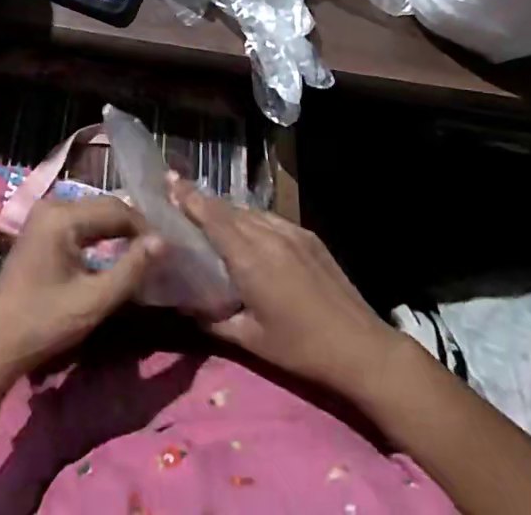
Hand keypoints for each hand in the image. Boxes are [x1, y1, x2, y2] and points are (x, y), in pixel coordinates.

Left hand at [0, 197, 162, 374]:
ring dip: (118, 230)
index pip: (117, 209)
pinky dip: (100, 234)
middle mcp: (52, 205)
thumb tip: (163, 242)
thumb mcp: (94, 300)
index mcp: (62, 216)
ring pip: (93, 213)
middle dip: (133, 227)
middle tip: (159, 252)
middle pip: (105, 206)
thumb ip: (131, 269)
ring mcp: (43, 216)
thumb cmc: (44, 322)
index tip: (167, 252)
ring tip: (143, 254)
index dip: (145, 229)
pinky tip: (115, 253)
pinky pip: (79, 222)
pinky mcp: (40, 229)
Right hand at [173, 179, 399, 393]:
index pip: (212, 217)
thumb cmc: (300, 348)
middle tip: (181, 197)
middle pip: (228, 209)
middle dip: (203, 202)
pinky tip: (249, 232)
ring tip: (211, 215)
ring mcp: (292, 233)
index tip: (168, 181)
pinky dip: (252, 220)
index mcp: (249, 259)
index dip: (188, 198)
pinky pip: (271, 219)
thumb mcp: (250, 339)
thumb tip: (185, 307)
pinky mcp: (309, 237)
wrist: (362, 348)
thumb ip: (212, 320)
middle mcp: (268, 236)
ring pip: (250, 212)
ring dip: (228, 211)